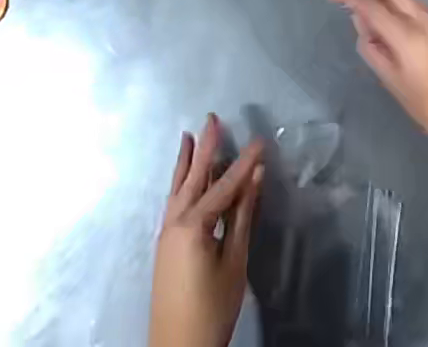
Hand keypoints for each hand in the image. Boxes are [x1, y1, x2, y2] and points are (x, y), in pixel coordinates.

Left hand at [149, 114, 264, 346]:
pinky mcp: (166, 248)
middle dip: (204, 148)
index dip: (245, 161)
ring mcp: (166, 236)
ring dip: (187, 163)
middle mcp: (174, 224)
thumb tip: (256, 175)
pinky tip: (186, 180)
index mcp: (192, 226)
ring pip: (178, 190)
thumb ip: (243, 214)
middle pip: (193, 178)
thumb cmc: (212, 308)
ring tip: (189, 137)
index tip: (262, 138)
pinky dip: (182, 184)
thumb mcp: (234, 259)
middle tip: (212, 118)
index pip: (225, 184)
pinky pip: (175, 204)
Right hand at [329, 0, 427, 160]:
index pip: (373, 3)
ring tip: (369, 24)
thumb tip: (363, 27)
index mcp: (409, 34)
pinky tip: (391, 30)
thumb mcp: (396, 85)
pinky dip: (399, 6)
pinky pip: (417, 5)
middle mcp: (425, 18)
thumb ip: (376, 52)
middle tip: (350, 3)